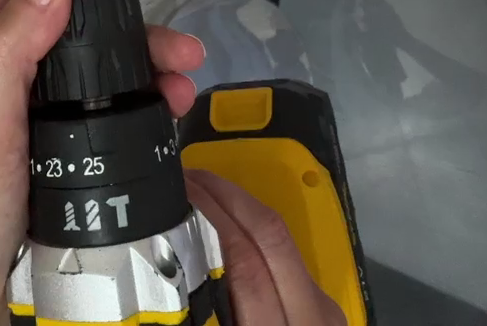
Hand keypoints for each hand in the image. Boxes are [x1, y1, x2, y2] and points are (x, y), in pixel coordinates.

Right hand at [186, 169, 346, 325]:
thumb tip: (159, 295)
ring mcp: (324, 311)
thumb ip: (204, 317)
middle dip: (226, 195)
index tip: (179, 193)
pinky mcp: (327, 309)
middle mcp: (310, 316)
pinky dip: (254, 230)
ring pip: (283, 240)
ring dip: (241, 205)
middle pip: (271, 236)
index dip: (214, 219)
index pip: (248, 264)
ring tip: (202, 188)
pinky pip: (287, 258)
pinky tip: (228, 224)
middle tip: (185, 175)